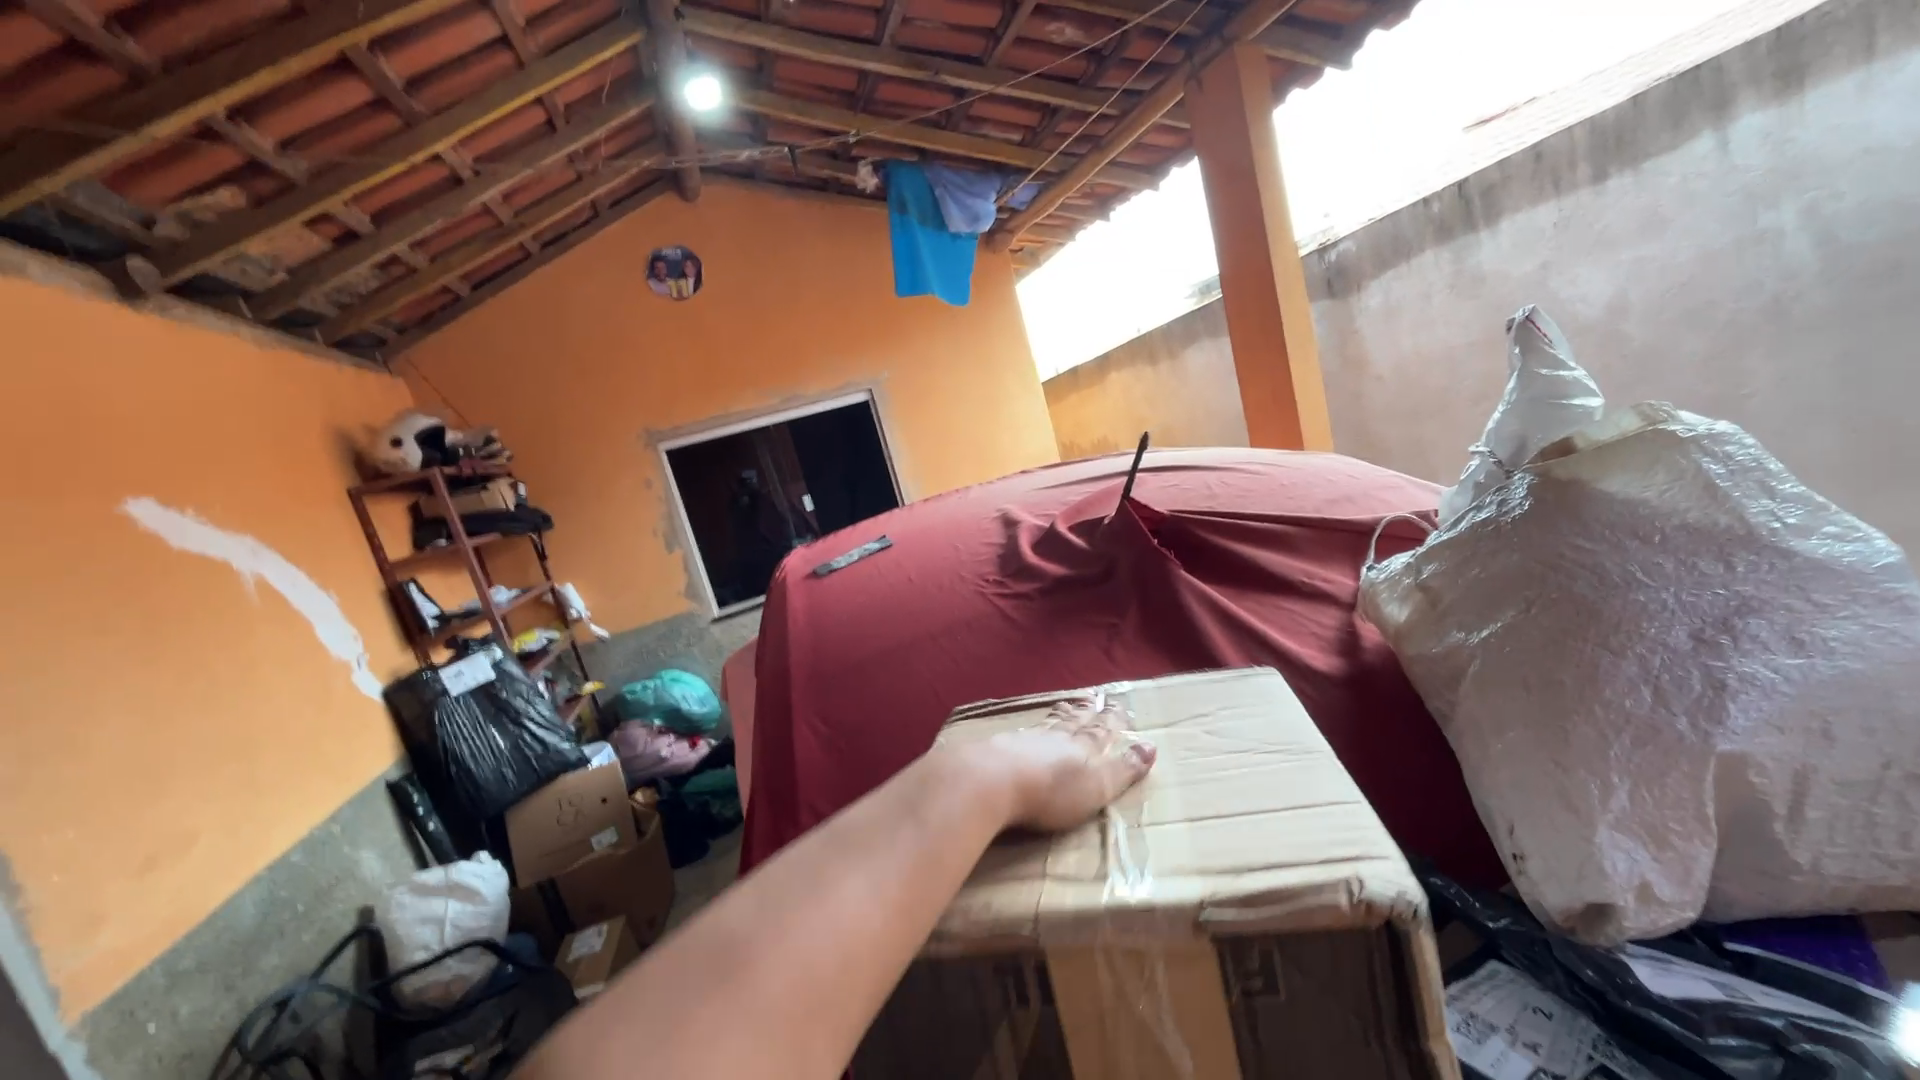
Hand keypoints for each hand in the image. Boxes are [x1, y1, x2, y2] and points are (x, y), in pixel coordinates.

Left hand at [978, 697, 1157, 832]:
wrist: (992, 782)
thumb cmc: (1052, 791)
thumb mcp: (1098, 786)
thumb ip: (1124, 769)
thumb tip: (1151, 746)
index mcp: (1082, 748)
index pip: (1101, 731)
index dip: (1112, 721)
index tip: (1119, 706)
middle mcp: (1055, 738)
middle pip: (1074, 721)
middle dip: (1087, 712)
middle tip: (1093, 698)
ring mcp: (1024, 741)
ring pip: (1047, 724)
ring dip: (1059, 715)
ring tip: (1065, 706)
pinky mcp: (998, 750)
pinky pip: (1021, 734)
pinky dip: (1029, 730)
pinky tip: (1024, 731)